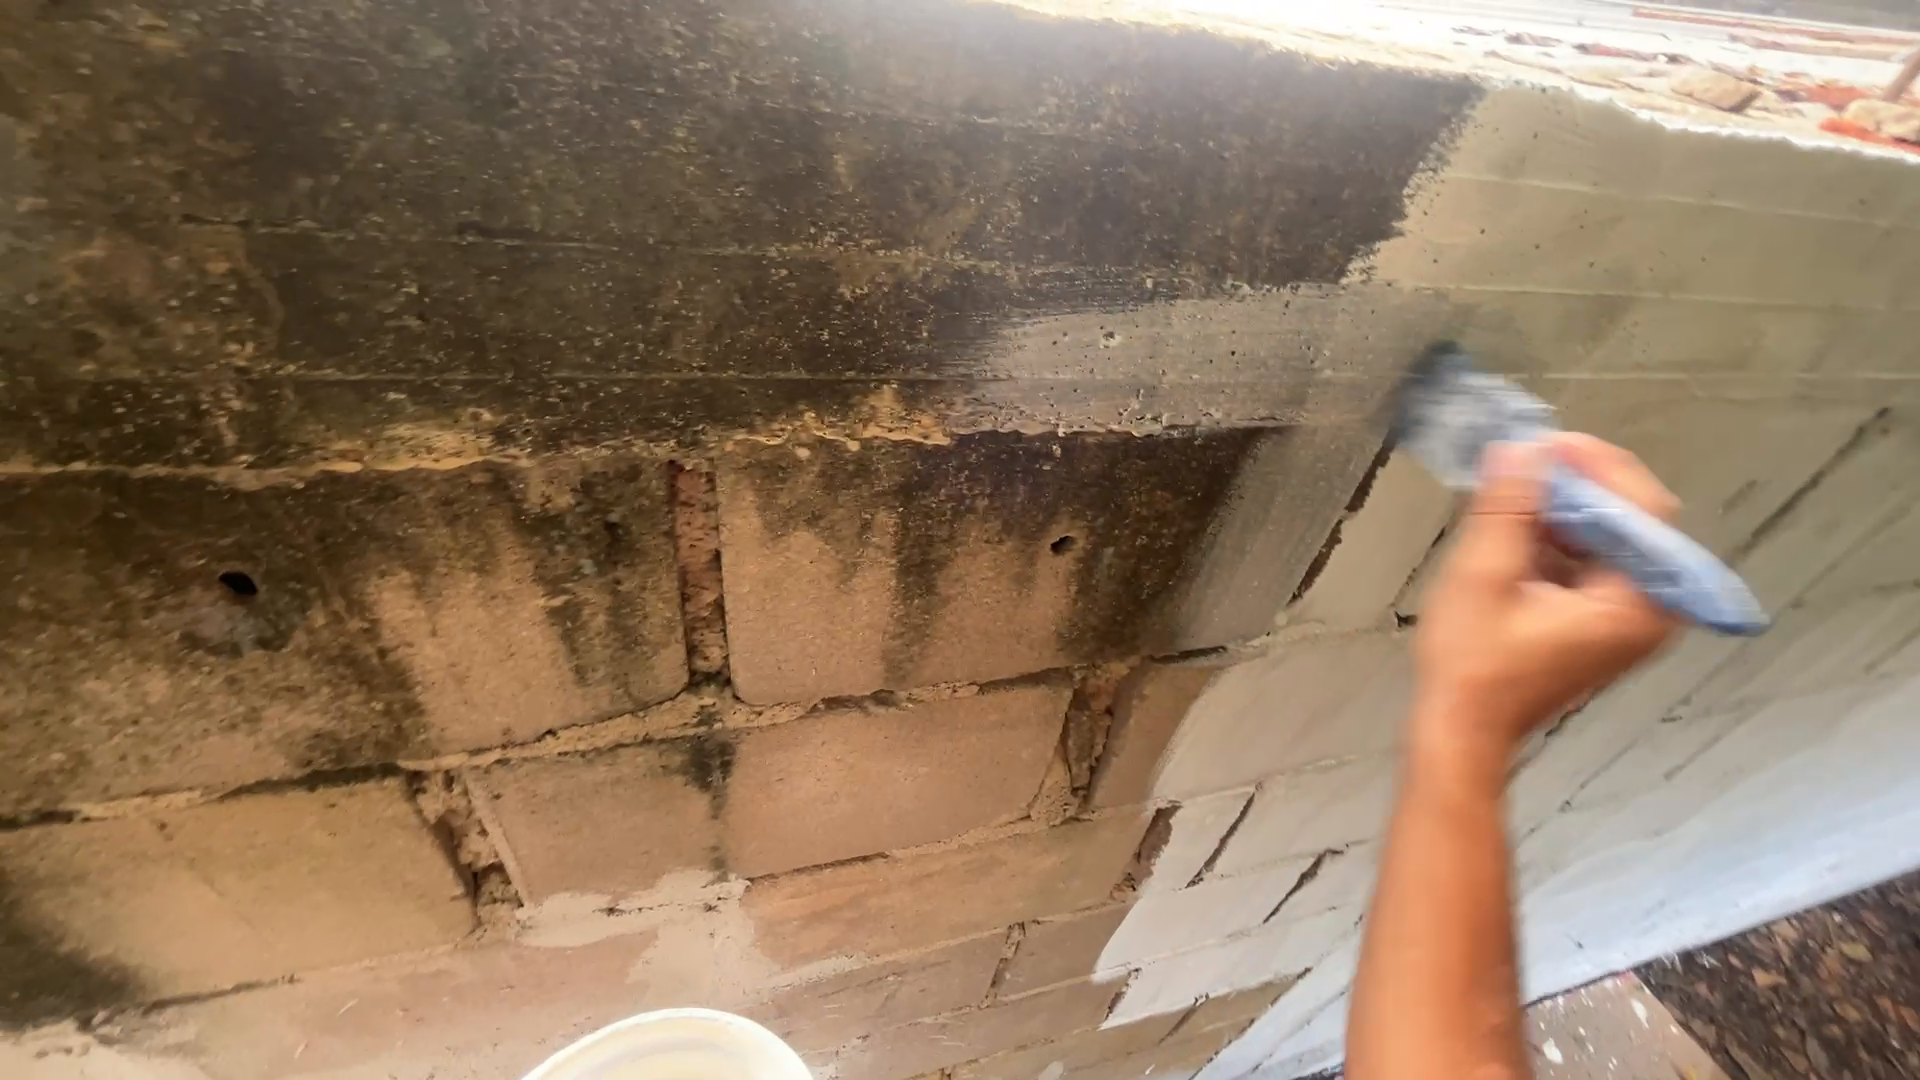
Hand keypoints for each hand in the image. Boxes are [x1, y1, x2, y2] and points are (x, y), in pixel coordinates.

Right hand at [1414, 434, 1680, 758]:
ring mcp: (1622, 620)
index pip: (1644, 511)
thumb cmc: (1471, 660)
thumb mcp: (1482, 576)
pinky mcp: (1594, 626)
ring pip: (1607, 542)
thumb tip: (1520, 447)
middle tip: (1523, 462)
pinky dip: (1554, 540)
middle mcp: (1648, 609)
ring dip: (1562, 511)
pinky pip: (1588, 565)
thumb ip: (1506, 509)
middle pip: (1630, 524)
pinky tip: (1512, 532)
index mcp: (1637, 602)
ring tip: (1509, 491)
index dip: (1599, 467)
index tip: (1545, 442)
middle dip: (1578, 486)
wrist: (1459, 726)